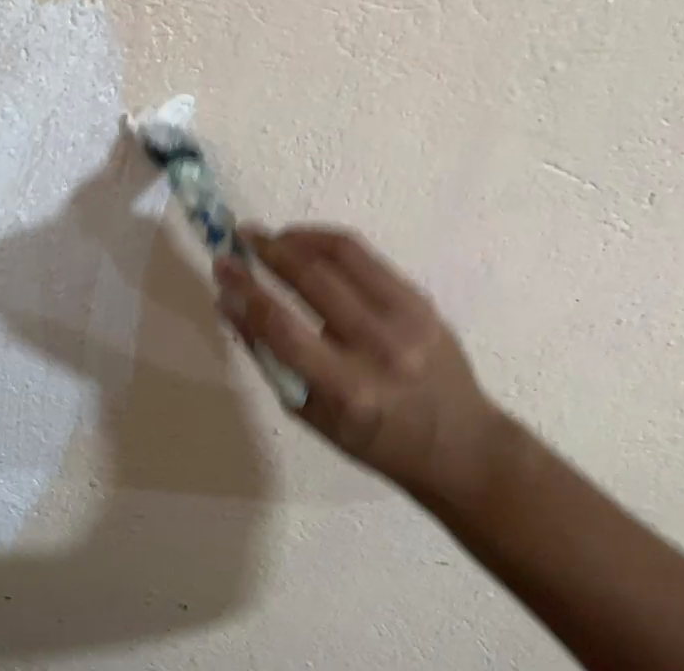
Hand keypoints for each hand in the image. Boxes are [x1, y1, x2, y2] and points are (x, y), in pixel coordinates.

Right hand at [214, 225, 508, 502]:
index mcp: (347, 390)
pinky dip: (329, 243)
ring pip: (342, 257)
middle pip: (312, 280)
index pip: (282, 327)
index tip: (221, 266)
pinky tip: (308, 244)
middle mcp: (379, 349)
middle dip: (269, 252)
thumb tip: (229, 304)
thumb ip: (269, 357)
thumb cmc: (376, 440)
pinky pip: (367, 258)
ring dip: (298, 238)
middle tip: (241, 237)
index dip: (245, 290)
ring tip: (272, 237)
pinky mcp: (422, 302)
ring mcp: (407, 321)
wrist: (462, 447)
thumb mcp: (312, 415)